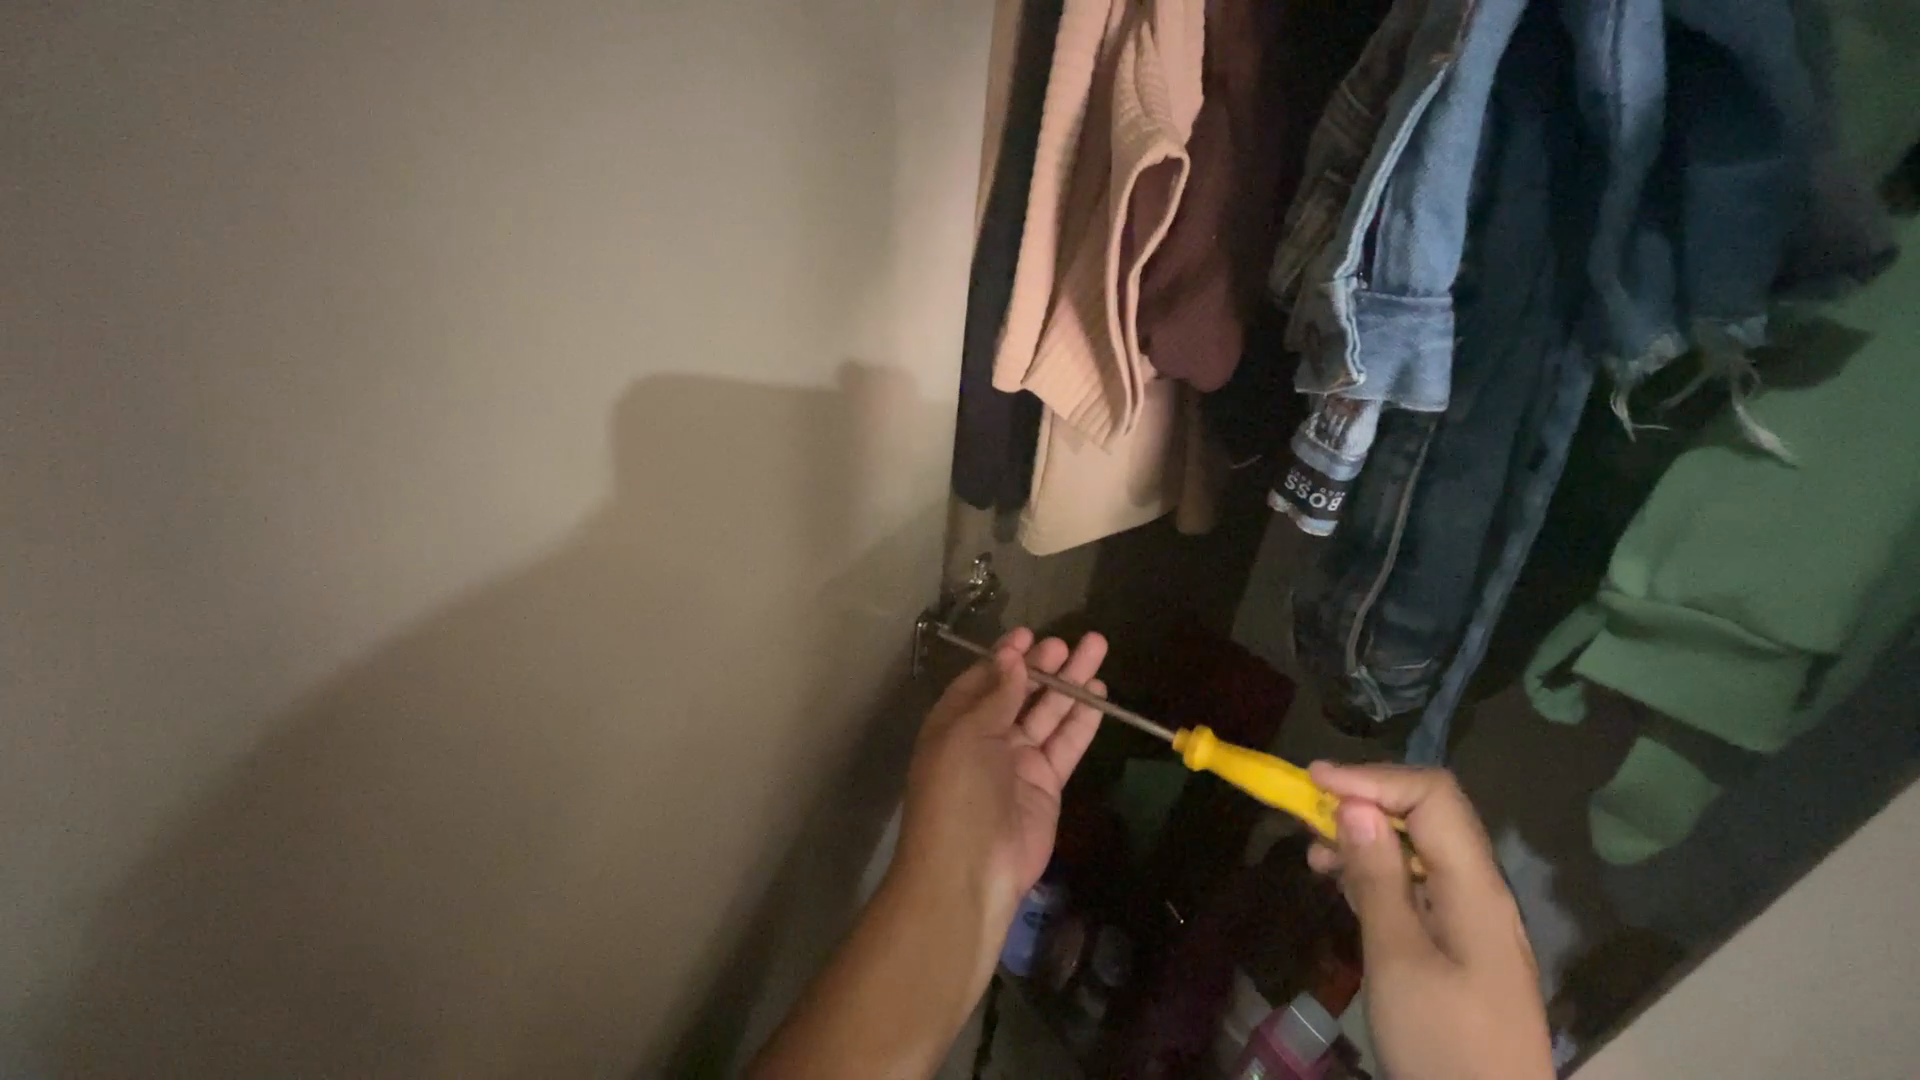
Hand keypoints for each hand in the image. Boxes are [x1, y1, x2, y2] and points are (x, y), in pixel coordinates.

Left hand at [894, 628, 1108, 930]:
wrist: (970, 871)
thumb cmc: (957, 793)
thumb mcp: (965, 736)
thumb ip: (995, 697)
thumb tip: (1012, 661)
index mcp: (954, 723)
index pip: (983, 680)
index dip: (1005, 657)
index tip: (1029, 635)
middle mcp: (985, 738)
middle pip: (1019, 693)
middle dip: (1043, 666)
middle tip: (1069, 642)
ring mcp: (1017, 761)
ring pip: (1048, 713)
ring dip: (1069, 684)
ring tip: (1096, 651)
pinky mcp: (1046, 784)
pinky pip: (1066, 743)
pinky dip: (1082, 719)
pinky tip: (1098, 694)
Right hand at [1306, 763, 1553, 1079]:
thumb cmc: (1442, 1046)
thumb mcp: (1396, 960)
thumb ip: (1378, 878)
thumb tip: (1355, 806)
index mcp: (1475, 889)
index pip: (1432, 796)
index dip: (1372, 778)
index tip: (1313, 783)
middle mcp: (1481, 891)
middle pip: (1430, 813)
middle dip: (1366, 799)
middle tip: (1308, 813)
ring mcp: (1473, 918)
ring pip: (1420, 846)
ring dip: (1366, 835)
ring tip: (1316, 852)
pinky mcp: (1460, 943)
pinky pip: (1418, 882)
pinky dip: (1377, 869)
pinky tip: (1342, 884)